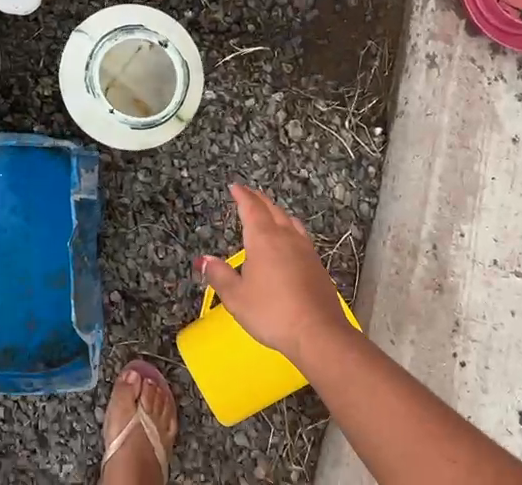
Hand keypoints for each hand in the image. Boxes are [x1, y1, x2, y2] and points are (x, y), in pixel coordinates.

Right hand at [198, 183, 350, 361]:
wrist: (319, 334)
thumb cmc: (272, 313)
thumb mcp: (236, 297)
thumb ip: (219, 275)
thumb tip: (202, 260)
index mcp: (263, 239)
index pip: (251, 208)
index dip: (242, 195)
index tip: (234, 186)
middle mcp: (286, 237)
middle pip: (272, 209)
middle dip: (259, 199)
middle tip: (249, 193)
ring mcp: (305, 250)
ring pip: (290, 220)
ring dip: (277, 211)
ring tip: (269, 211)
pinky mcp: (317, 265)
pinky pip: (300, 235)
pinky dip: (290, 227)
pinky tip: (290, 240)